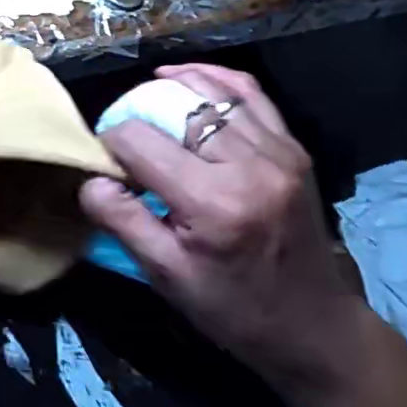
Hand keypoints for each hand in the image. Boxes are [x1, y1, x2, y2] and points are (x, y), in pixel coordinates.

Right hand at [80, 64, 363, 386]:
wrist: (315, 328)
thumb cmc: (234, 309)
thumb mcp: (167, 276)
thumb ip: (123, 221)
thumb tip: (91, 179)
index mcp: (214, 203)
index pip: (141, 142)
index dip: (113, 143)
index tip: (107, 162)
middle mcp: (250, 166)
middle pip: (177, 110)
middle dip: (141, 113)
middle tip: (127, 135)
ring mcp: (279, 152)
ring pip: (215, 93)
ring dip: (176, 87)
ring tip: (149, 93)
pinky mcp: (294, 148)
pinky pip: (252, 95)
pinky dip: (217, 80)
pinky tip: (192, 79)